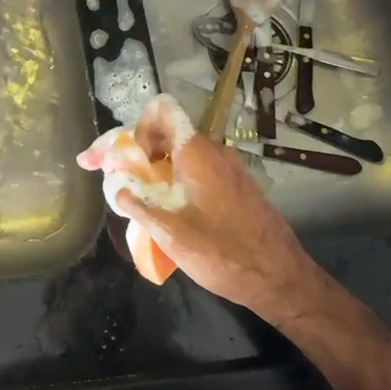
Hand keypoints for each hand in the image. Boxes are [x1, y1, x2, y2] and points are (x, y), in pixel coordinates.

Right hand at [79, 104, 323, 317]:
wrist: (281, 279)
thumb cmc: (223, 254)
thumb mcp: (171, 233)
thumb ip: (138, 205)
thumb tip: (116, 187)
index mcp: (197, 153)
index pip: (162, 110)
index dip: (136, 127)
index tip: (126, 159)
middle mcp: (214, 152)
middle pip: (167, 134)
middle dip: (136, 152)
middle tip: (109, 176)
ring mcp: (228, 169)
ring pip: (182, 155)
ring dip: (155, 170)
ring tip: (134, 198)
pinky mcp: (235, 187)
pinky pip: (197, 172)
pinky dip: (175, 182)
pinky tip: (165, 211)